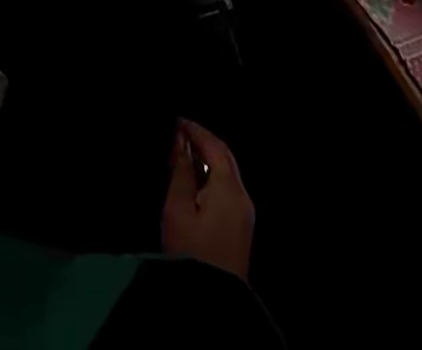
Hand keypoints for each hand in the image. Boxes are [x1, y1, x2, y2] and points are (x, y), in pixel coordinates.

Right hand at [161, 120, 254, 279]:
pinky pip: (228, 187)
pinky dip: (212, 173)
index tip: (176, 121)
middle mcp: (242, 196)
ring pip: (228, 172)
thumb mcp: (178, 207)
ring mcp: (245, 213)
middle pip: (225, 157)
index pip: (215, 147)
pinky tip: (194, 177)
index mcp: (229, 188)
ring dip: (208, 157)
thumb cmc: (190, 251)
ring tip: (183, 150)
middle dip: (204, 140)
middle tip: (180, 131)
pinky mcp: (241, 226)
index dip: (196, 130)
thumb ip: (181, 171)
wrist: (212, 300)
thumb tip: (181, 142)